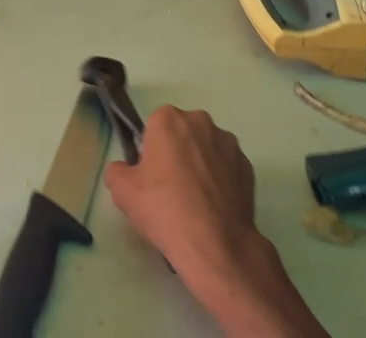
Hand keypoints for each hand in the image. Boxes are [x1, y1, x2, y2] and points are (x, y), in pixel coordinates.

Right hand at [106, 106, 328, 337]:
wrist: (215, 245)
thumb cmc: (164, 209)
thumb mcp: (122, 191)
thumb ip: (117, 170)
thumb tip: (124, 169)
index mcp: (169, 119)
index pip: (154, 126)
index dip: (150, 150)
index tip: (150, 175)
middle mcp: (201, 122)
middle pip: (182, 133)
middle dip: (177, 152)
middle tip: (170, 187)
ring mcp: (229, 143)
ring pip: (206, 149)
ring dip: (200, 164)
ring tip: (195, 201)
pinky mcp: (248, 167)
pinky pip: (227, 167)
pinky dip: (220, 180)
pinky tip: (213, 207)